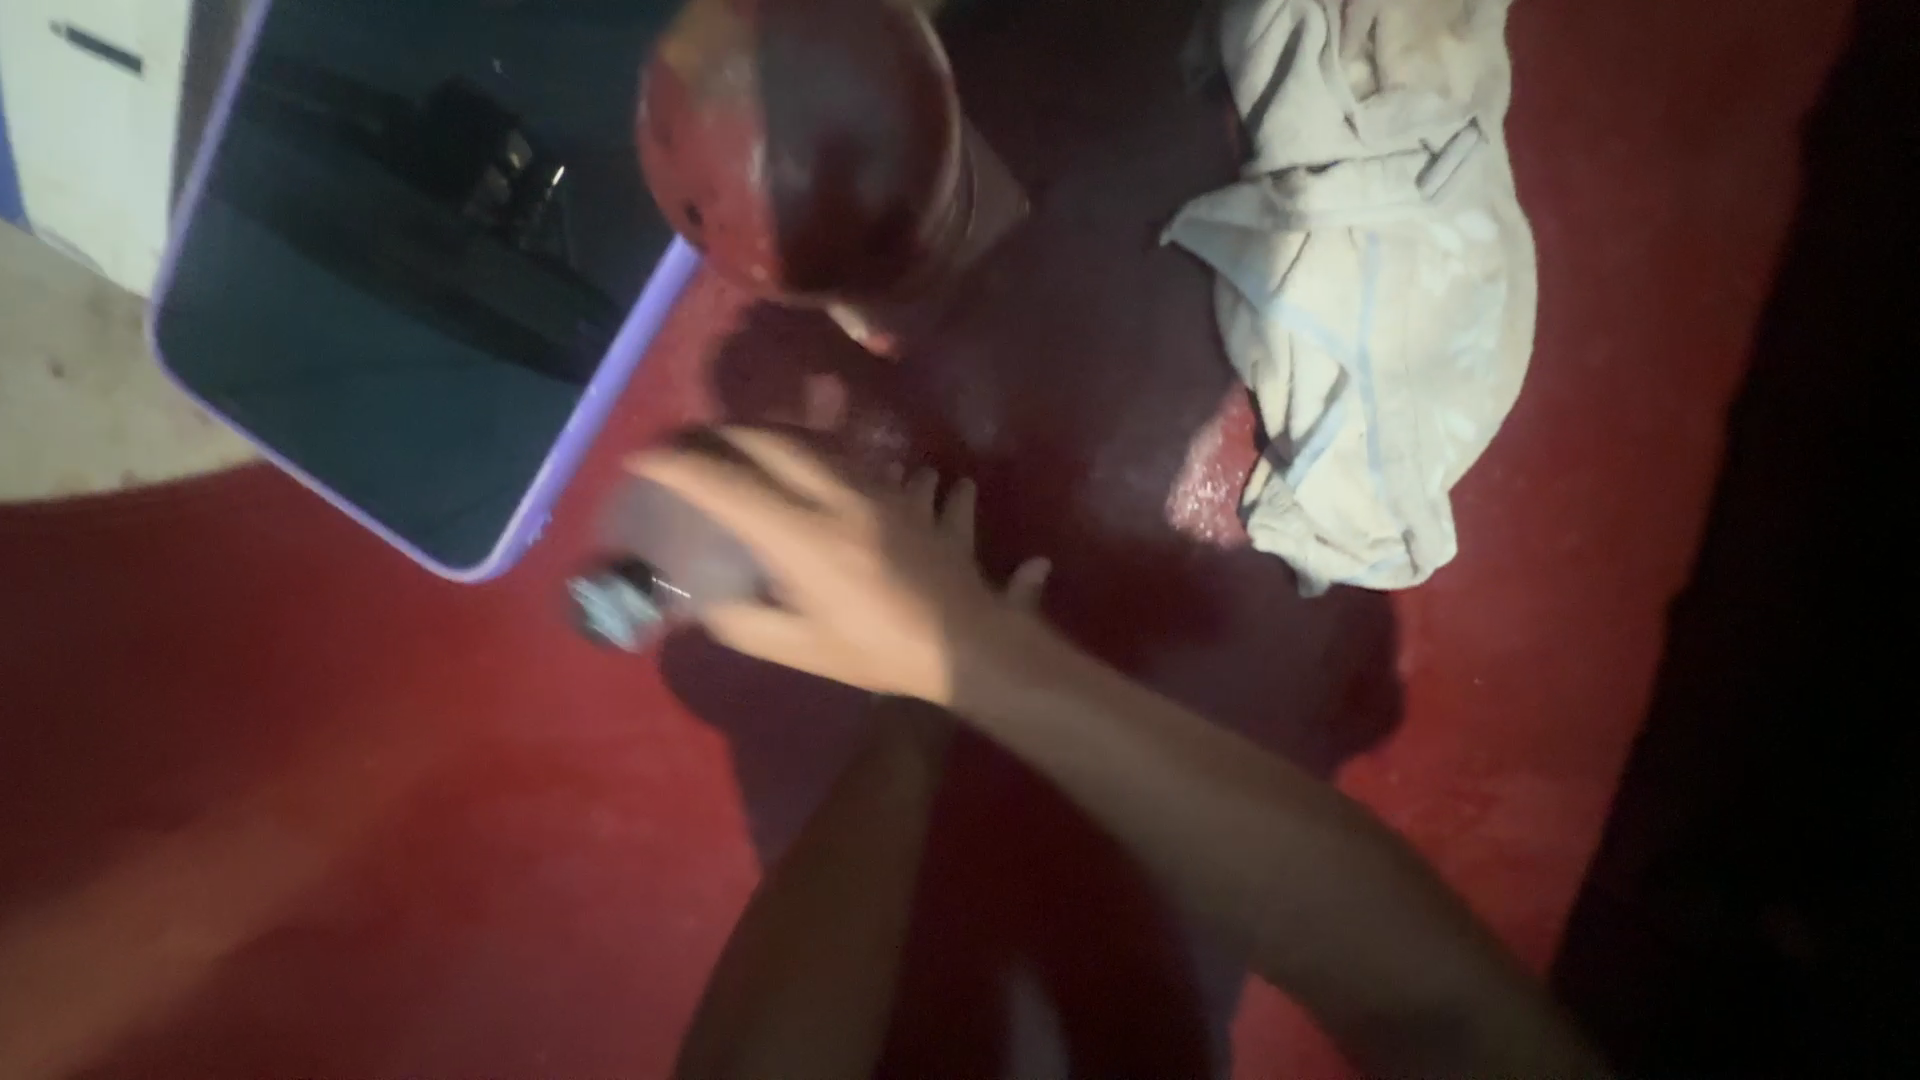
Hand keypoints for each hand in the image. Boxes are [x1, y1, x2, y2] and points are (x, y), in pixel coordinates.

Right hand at [630, 428, 1049, 702]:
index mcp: (804, 537)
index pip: (728, 486)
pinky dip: (851, 459)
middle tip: (698, 441)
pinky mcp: (914, 496)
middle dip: (726, 433)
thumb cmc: (882, 654)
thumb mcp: (804, 649)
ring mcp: (884, 490)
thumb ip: (746, 623)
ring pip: (825, 442)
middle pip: (774, 441)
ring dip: (783, 436)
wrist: (968, 646)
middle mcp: (841, 498)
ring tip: (758, 445)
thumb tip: (705, 605)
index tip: (645, 459)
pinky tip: (854, 467)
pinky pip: (876, 461)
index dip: (680, 467)